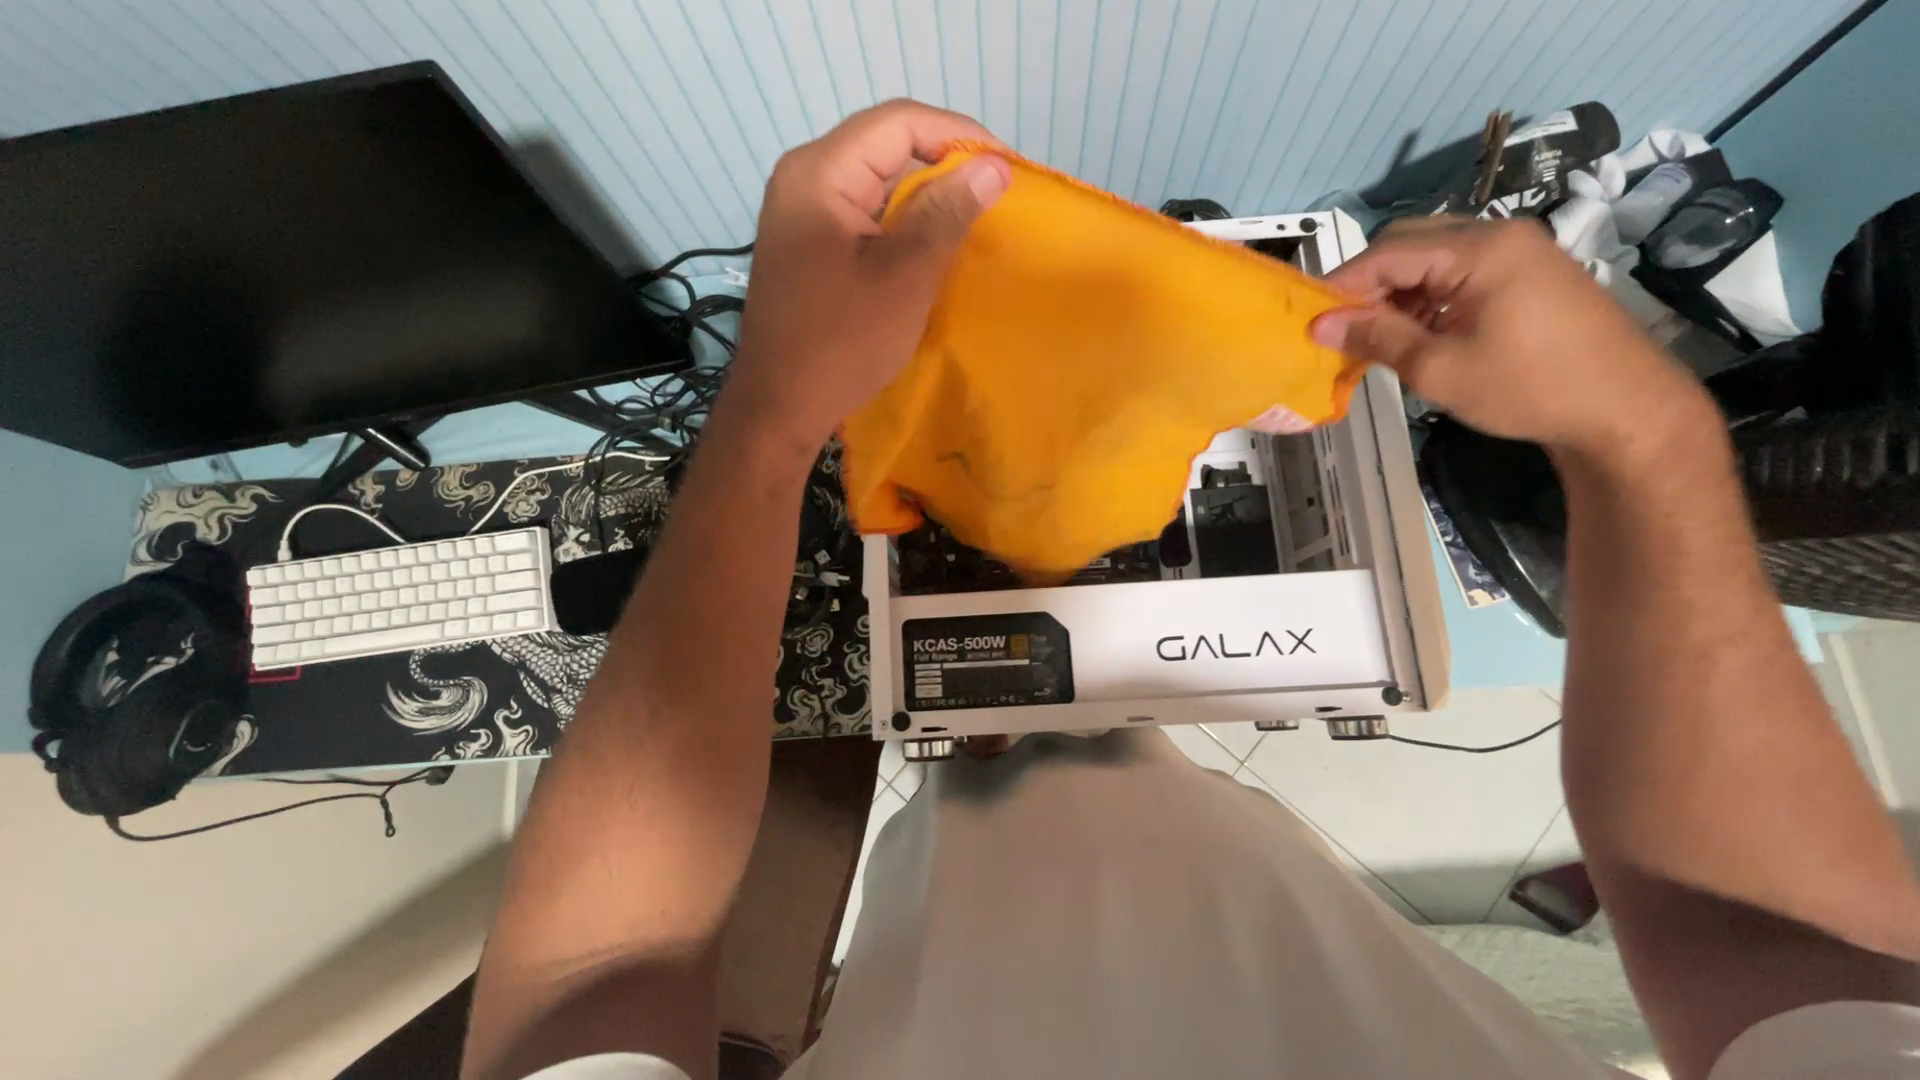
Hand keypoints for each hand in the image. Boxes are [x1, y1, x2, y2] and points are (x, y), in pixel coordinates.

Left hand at [725, 100, 1010, 455]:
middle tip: (996, 194)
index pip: (899, 122)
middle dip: (945, 163)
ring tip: (974, 217)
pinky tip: (932, 242)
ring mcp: (802, 210)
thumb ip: (947, 214)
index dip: (959, 136)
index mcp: (820, 173)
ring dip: (926, 194)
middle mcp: (804, 177)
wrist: (779, 406)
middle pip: (886, 144)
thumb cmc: (841, 345)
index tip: (1007, 169)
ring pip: (877, 179)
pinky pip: (863, 211)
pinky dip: (901, 220)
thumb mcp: (903, 277)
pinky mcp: (808, 241)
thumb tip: (993, 165)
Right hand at [1310, 219, 1709, 459]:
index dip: (1342, 284)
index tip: (1309, 320)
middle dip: (1368, 285)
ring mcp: (1518, 252)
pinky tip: (1414, 334)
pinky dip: (1426, 299)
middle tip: (1341, 329)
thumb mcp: (1439, 368)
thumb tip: (1321, 323)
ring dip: (1396, 293)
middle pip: (1409, 245)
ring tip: (1374, 338)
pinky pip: (1458, 274)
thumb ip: (1377, 337)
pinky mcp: (1526, 274)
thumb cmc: (1529, 388)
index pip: (1388, 252)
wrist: (1624, 408)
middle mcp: (1499, 236)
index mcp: (1481, 249)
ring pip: (1432, 259)